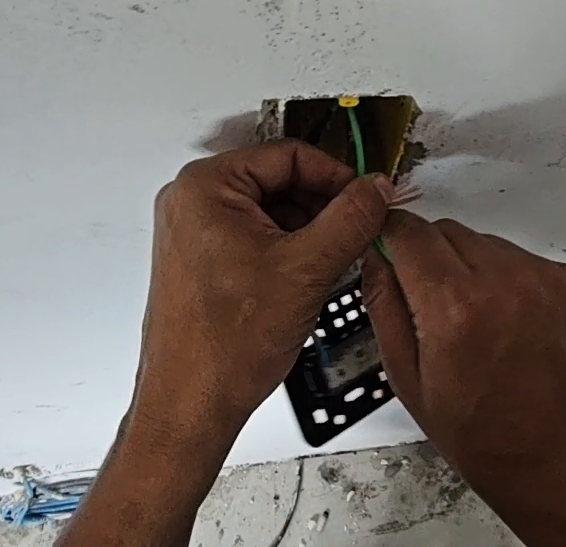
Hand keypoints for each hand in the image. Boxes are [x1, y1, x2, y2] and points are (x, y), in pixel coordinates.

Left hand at [134, 140, 395, 434]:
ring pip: (273, 207)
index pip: (290, 155)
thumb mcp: (307, 269)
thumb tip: (375, 189)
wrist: (190, 410)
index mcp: (205, 187)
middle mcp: (192, 201)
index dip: (337, 176)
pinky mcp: (203, 257)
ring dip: (311, 227)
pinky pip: (258, 232)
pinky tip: (312, 272)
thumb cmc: (221, 349)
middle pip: (281, 179)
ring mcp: (195, 230)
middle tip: (357, 227)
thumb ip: (352, 219)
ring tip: (336, 256)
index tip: (365, 196)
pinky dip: (291, 246)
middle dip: (324, 205)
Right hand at [362, 211, 565, 545]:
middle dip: (429, 256)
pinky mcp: (565, 279)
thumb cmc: (477, 431)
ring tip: (475, 317)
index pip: (409, 231)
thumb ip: (383, 303)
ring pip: (481, 240)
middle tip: (433, 303)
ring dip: (468, 265)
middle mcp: (500, 279)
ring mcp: (538, 275)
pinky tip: (506, 319)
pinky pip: (517, 255)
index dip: (392, 237)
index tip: (388, 249)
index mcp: (453, 306)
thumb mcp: (406, 377)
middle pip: (445, 230)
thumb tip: (374, 254)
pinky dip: (504, 276)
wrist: (553, 458)